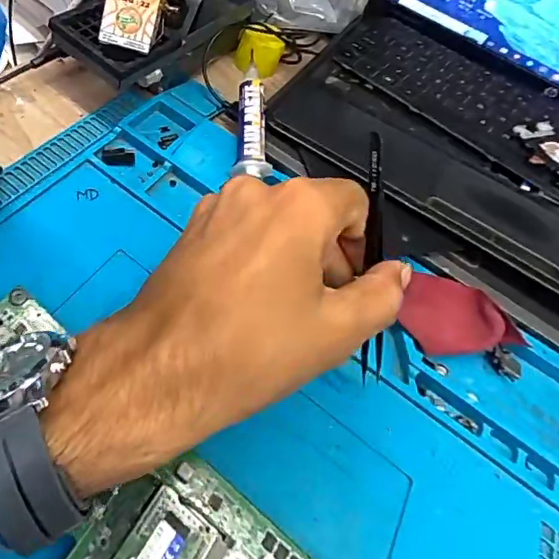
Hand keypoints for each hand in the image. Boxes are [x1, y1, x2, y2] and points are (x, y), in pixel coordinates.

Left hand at [41, 176, 409, 496]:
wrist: (163, 368)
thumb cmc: (256, 348)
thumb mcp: (338, 331)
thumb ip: (382, 295)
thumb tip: (395, 273)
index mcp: (296, 203)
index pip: (353, 202)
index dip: (360, 245)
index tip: (347, 287)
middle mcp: (254, 190)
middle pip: (311, 211)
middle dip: (325, 253)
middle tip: (314, 308)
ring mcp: (216, 206)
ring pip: (274, 222)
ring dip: (288, 256)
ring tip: (275, 310)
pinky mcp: (190, 227)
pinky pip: (240, 231)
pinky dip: (253, 255)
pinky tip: (242, 302)